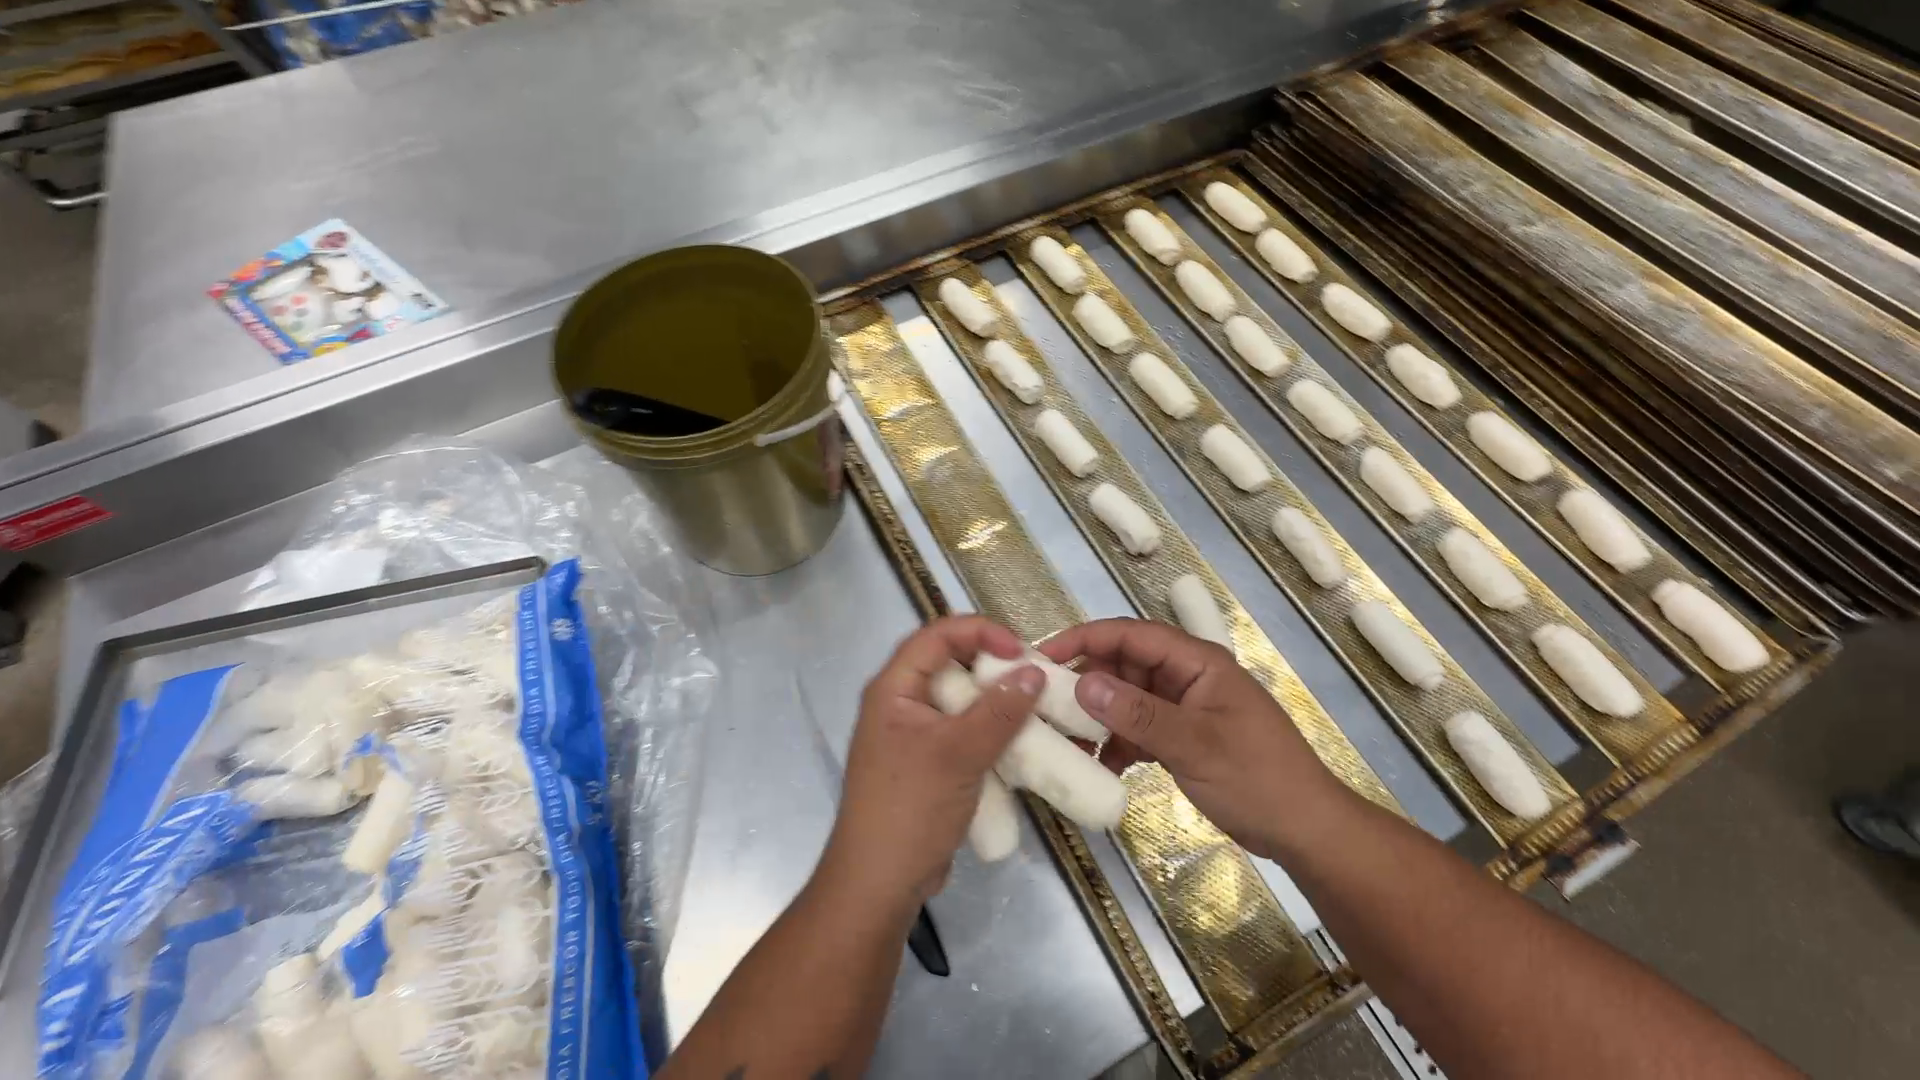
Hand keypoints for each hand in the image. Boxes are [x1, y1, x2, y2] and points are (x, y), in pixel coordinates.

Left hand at [822, 616, 1045, 907]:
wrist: (879, 882)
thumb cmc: (910, 808)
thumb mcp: (958, 754)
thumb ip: (998, 711)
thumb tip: (1032, 671)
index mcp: (893, 688)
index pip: (937, 635)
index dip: (980, 631)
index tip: (1020, 650)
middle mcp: (901, 704)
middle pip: (950, 664)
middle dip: (994, 665)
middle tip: (1033, 677)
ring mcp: (914, 736)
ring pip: (961, 701)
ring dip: (997, 701)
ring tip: (1036, 707)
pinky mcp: (929, 765)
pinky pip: (964, 733)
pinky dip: (992, 732)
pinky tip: (1022, 743)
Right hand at [1039, 618, 1348, 860]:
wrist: (1304, 831)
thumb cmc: (1258, 778)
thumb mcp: (1195, 745)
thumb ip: (1138, 714)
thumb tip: (1082, 685)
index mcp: (1197, 662)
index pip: (1131, 634)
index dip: (1086, 639)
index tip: (1044, 657)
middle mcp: (1186, 677)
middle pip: (1124, 664)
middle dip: (1086, 681)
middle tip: (1044, 704)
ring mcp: (1183, 708)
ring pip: (1126, 698)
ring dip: (1097, 716)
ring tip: (1065, 740)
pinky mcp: (1181, 738)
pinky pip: (1137, 728)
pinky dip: (1116, 743)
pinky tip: (1099, 766)